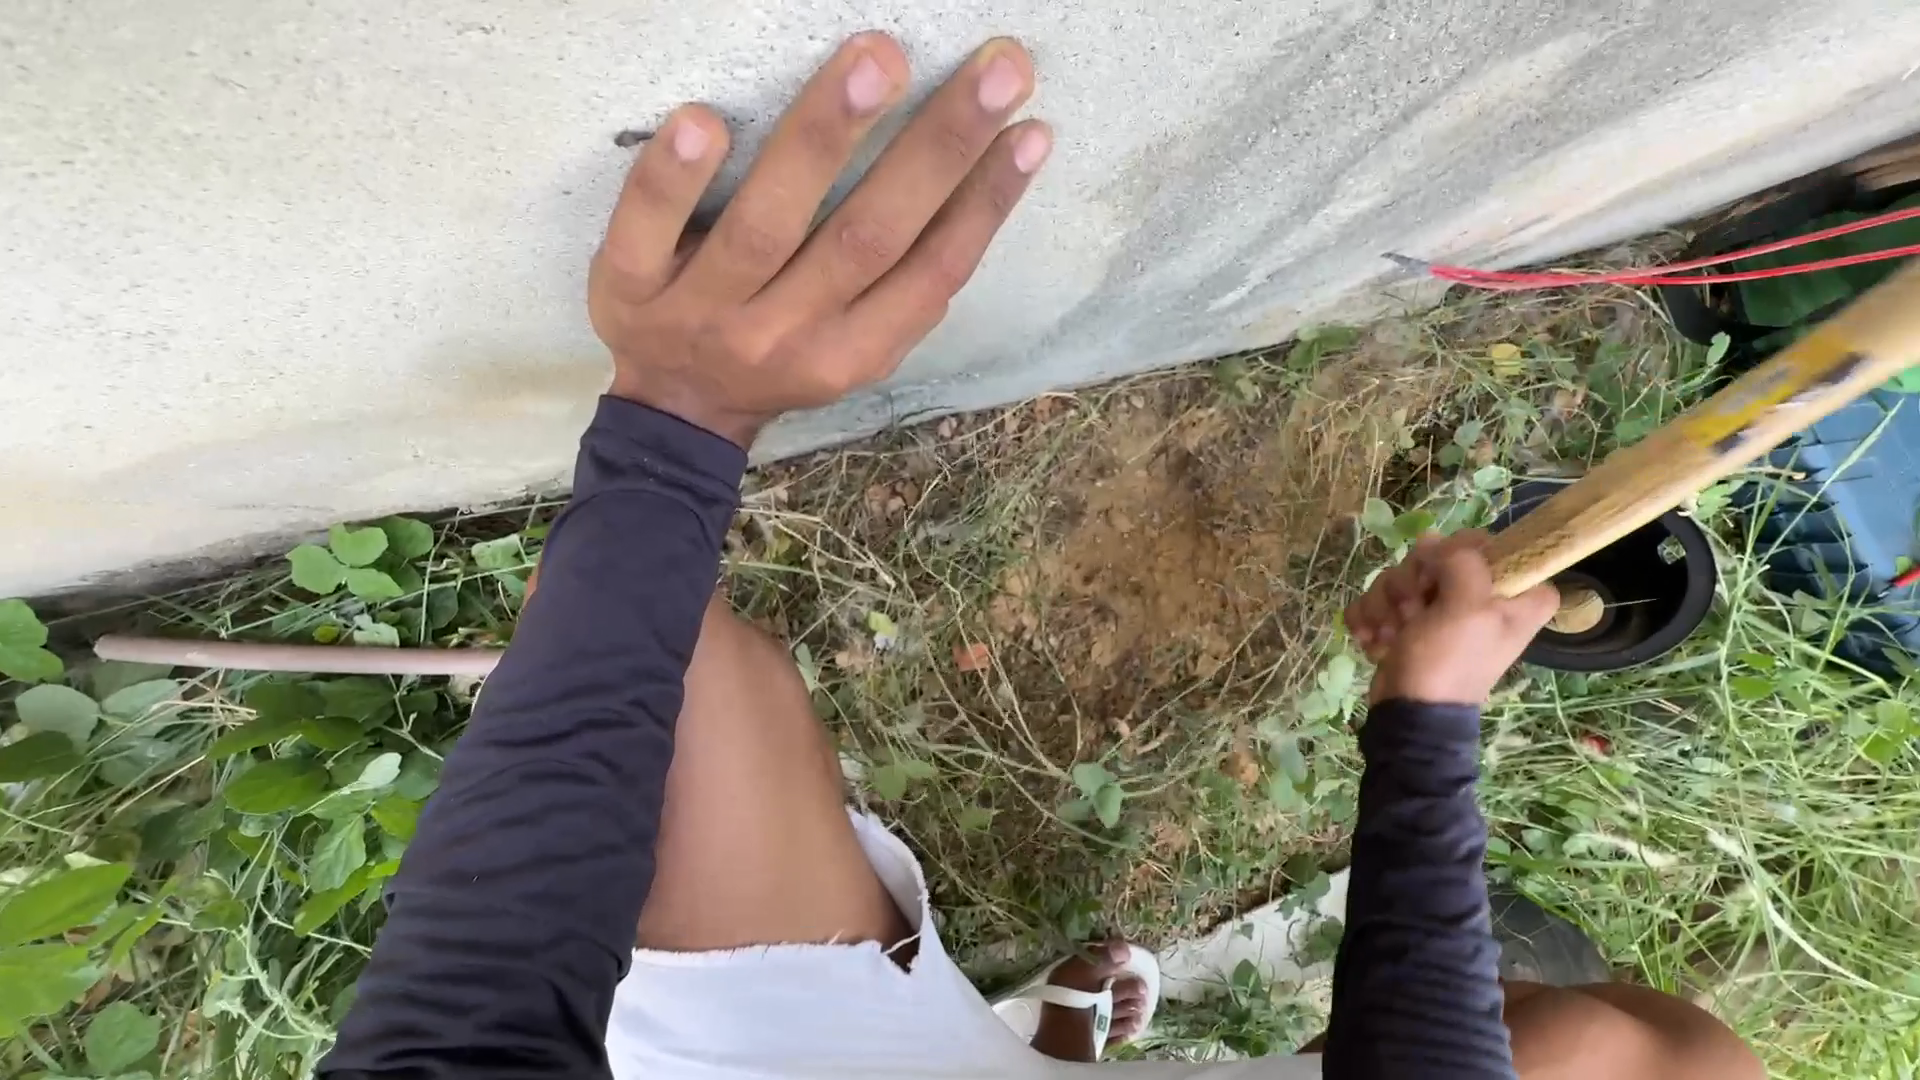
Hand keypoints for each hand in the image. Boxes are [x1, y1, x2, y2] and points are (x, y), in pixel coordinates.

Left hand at [588, 33, 1050, 447]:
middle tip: (997, 68)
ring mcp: (706, 314)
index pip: (930, 277)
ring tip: (880, 61)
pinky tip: (703, 119)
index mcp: (852, 355)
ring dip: (823, 140)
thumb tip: (974, 198)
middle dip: (937, 152)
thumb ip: (902, 297)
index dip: (985, 208)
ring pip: (767, 226)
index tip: (1031, 132)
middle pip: (867, 239)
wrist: (678, 412)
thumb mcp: (855, 354)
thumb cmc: (783, 365)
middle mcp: (788, 337)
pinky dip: (674, 181)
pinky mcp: (629, 290)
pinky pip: (649, 232)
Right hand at [1345, 531, 1558, 705]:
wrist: (1411, 712)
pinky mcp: (1407, 620)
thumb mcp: (1468, 609)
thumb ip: (1461, 561)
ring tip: (1392, 637)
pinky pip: (1378, 598)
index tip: (1439, 583)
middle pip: (1432, 558)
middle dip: (1409, 587)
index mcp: (1516, 592)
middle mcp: (1482, 595)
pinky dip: (1371, 619)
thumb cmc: (1448, 663)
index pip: (1483, 543)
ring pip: (1399, 577)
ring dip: (1386, 607)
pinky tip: (1376, 641)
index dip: (1452, 558)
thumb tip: (1432, 540)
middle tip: (1412, 615)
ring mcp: (1440, 608)